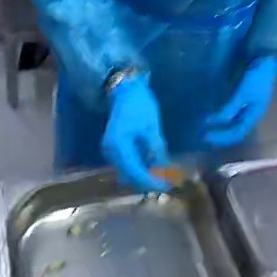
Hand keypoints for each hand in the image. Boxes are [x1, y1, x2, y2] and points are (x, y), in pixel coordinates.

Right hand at [102, 75, 171, 192]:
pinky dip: (138, 169)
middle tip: (166, 184)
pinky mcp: (113, 149)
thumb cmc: (139, 104)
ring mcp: (109, 150)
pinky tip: (152, 169)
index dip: (150, 181)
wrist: (124, 90)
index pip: (135, 170)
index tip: (166, 186)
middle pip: (129, 175)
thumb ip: (156, 150)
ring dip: (143, 177)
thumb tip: (164, 170)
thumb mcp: (151, 127)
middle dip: (147, 181)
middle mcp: (110, 150)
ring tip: (161, 178)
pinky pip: (125, 164)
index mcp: (119, 144)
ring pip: (126, 172)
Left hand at [203, 57, 276, 147]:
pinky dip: (222, 116)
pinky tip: (213, 114)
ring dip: (220, 126)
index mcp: (254, 115)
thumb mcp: (244, 92)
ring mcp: (248, 106)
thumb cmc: (258, 77)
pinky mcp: (244, 99)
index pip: (237, 133)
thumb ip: (231, 107)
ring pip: (233, 122)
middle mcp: (251, 114)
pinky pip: (232, 113)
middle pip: (235, 130)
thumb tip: (215, 121)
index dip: (222, 136)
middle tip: (202, 134)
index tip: (206, 134)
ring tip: (206, 127)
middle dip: (220, 134)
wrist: (267, 60)